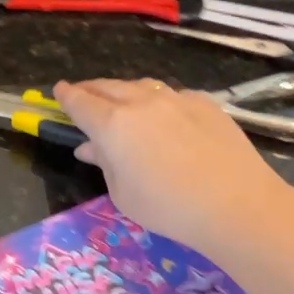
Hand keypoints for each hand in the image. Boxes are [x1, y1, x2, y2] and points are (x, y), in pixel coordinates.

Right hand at [54, 78, 293, 248]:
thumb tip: (91, 148)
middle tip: (81, 93)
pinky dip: (156, 100)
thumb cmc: (167, 207)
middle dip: (91, 89)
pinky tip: (161, 115)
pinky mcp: (205, 103)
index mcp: (113, 125)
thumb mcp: (122, 193)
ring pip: (141, 86)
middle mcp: (141, 103)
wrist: (235, 203)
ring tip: (119, 100)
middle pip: (109, 87)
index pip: (81, 103)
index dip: (66, 96)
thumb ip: (105, 164)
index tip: (58, 90)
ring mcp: (176, 99)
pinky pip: (171, 95)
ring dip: (123, 91)